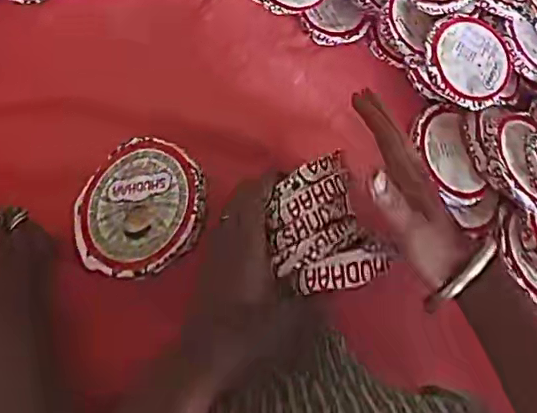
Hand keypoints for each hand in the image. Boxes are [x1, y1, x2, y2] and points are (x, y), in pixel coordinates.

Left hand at [183, 175, 315, 391]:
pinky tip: (257, 240)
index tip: (295, 178)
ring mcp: (216, 246)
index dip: (274, 178)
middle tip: (289, 195)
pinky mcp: (209, 261)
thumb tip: (334, 277)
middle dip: (265, 186)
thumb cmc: (245, 331)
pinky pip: (227, 224)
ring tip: (276, 213)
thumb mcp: (287, 317)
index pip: (256, 191)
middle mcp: (229, 234)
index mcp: (248, 238)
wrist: (202, 358)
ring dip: (252, 202)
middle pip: (242, 193)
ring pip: (233, 208)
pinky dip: (242, 219)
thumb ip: (312, 294)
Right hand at [352, 89, 473, 289]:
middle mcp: (415, 174)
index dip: (374, 117)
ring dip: (385, 123)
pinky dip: (391, 143)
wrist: (462, 272)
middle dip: (379, 112)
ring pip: (399, 143)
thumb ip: (391, 202)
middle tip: (362, 93)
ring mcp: (419, 183)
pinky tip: (389, 148)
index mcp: (411, 177)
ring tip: (373, 110)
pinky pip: (400, 157)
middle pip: (395, 135)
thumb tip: (371, 171)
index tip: (356, 97)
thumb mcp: (409, 230)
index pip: (389, 139)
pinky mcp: (420, 195)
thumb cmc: (433, 252)